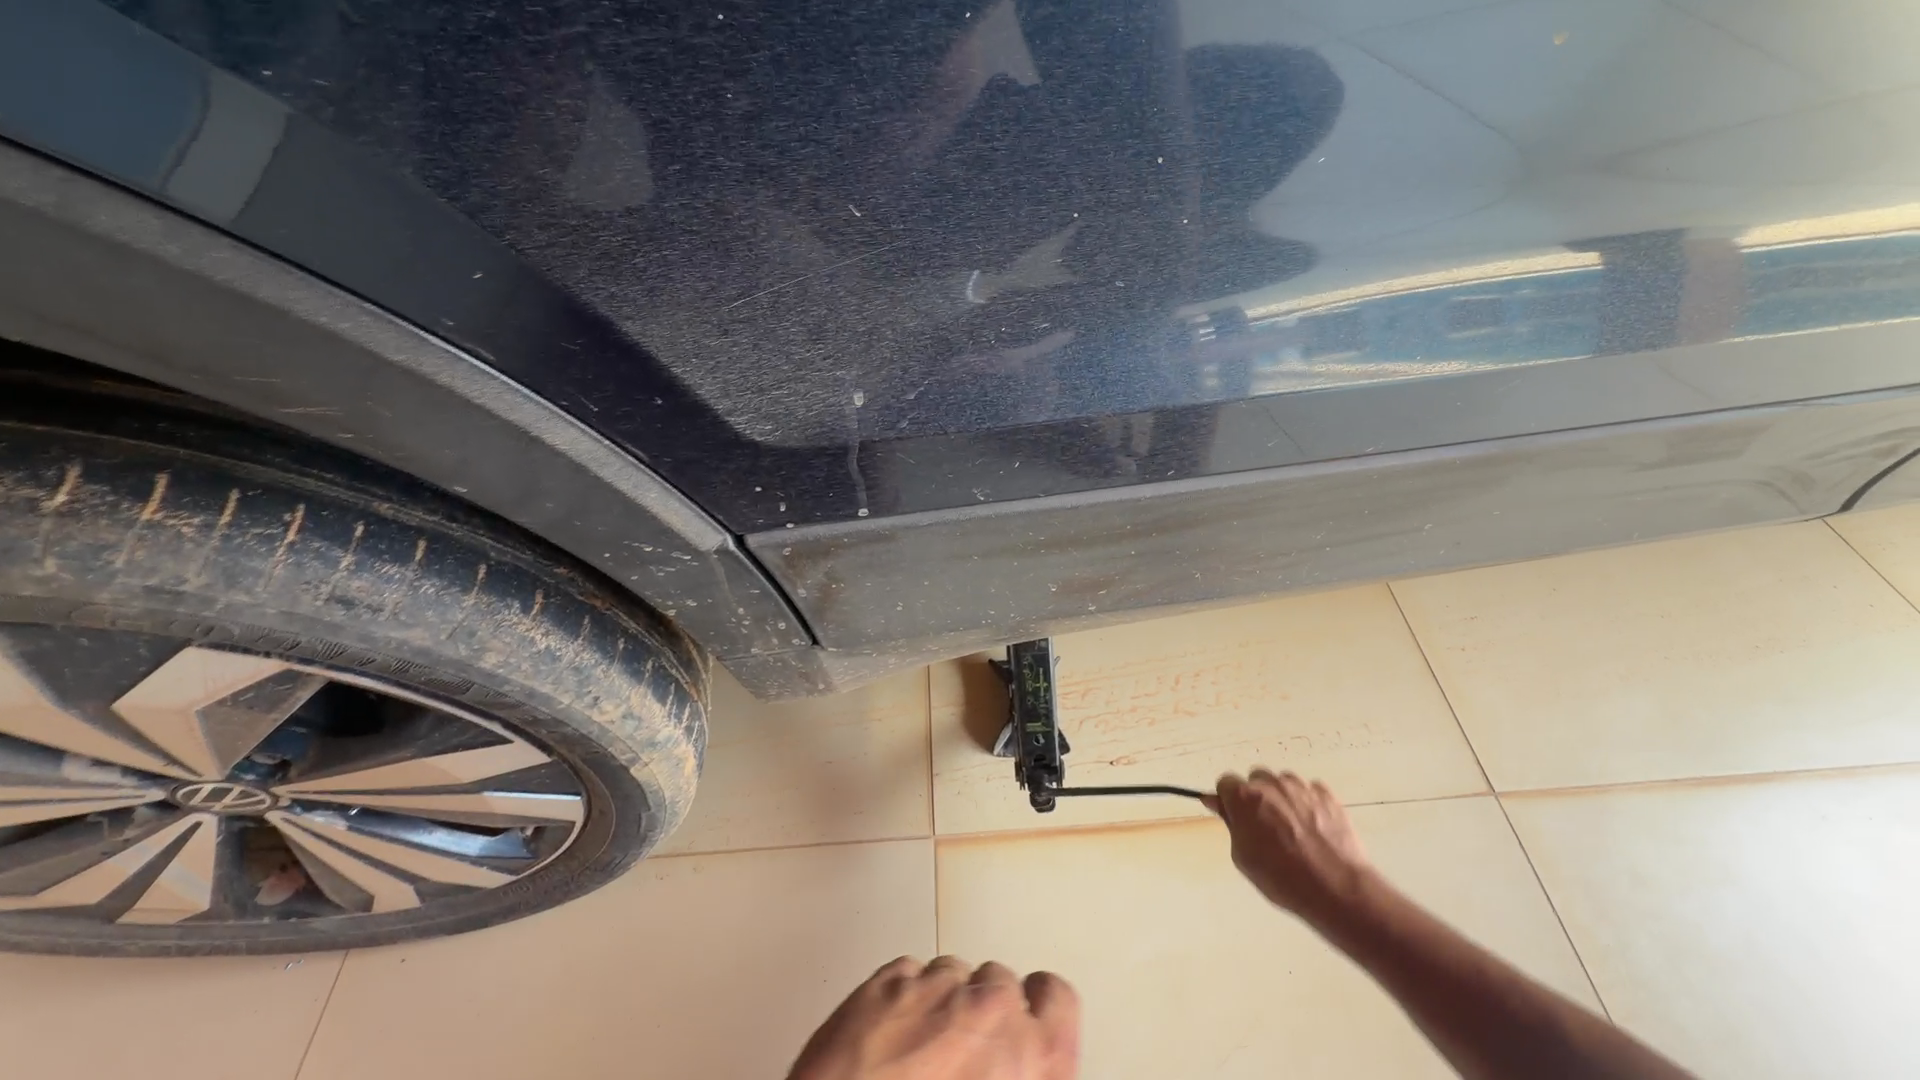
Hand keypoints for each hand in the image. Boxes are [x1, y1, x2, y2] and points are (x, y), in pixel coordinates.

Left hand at [787, 956, 1080, 1079]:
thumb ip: (1024, 1072)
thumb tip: (1018, 1062)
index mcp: (1036, 1057)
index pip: (1057, 997)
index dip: (1037, 1003)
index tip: (1023, 1010)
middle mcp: (994, 1013)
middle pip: (998, 979)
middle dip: (979, 1003)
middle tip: (957, 1044)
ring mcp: (939, 992)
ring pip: (951, 970)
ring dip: (938, 998)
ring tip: (915, 1047)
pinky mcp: (890, 981)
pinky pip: (907, 971)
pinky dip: (899, 994)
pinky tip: (888, 1033)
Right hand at [1206, 769, 1374, 920]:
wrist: (1336, 888)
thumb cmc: (1281, 878)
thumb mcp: (1243, 857)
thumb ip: (1230, 823)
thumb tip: (1216, 802)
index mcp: (1244, 798)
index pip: (1225, 782)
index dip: (1228, 800)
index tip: (1236, 818)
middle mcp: (1271, 784)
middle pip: (1255, 779)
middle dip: (1255, 796)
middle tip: (1264, 826)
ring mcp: (1301, 787)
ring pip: (1282, 782)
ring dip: (1281, 797)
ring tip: (1292, 828)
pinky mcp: (1327, 795)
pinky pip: (1309, 790)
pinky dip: (1306, 803)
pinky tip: (1313, 827)